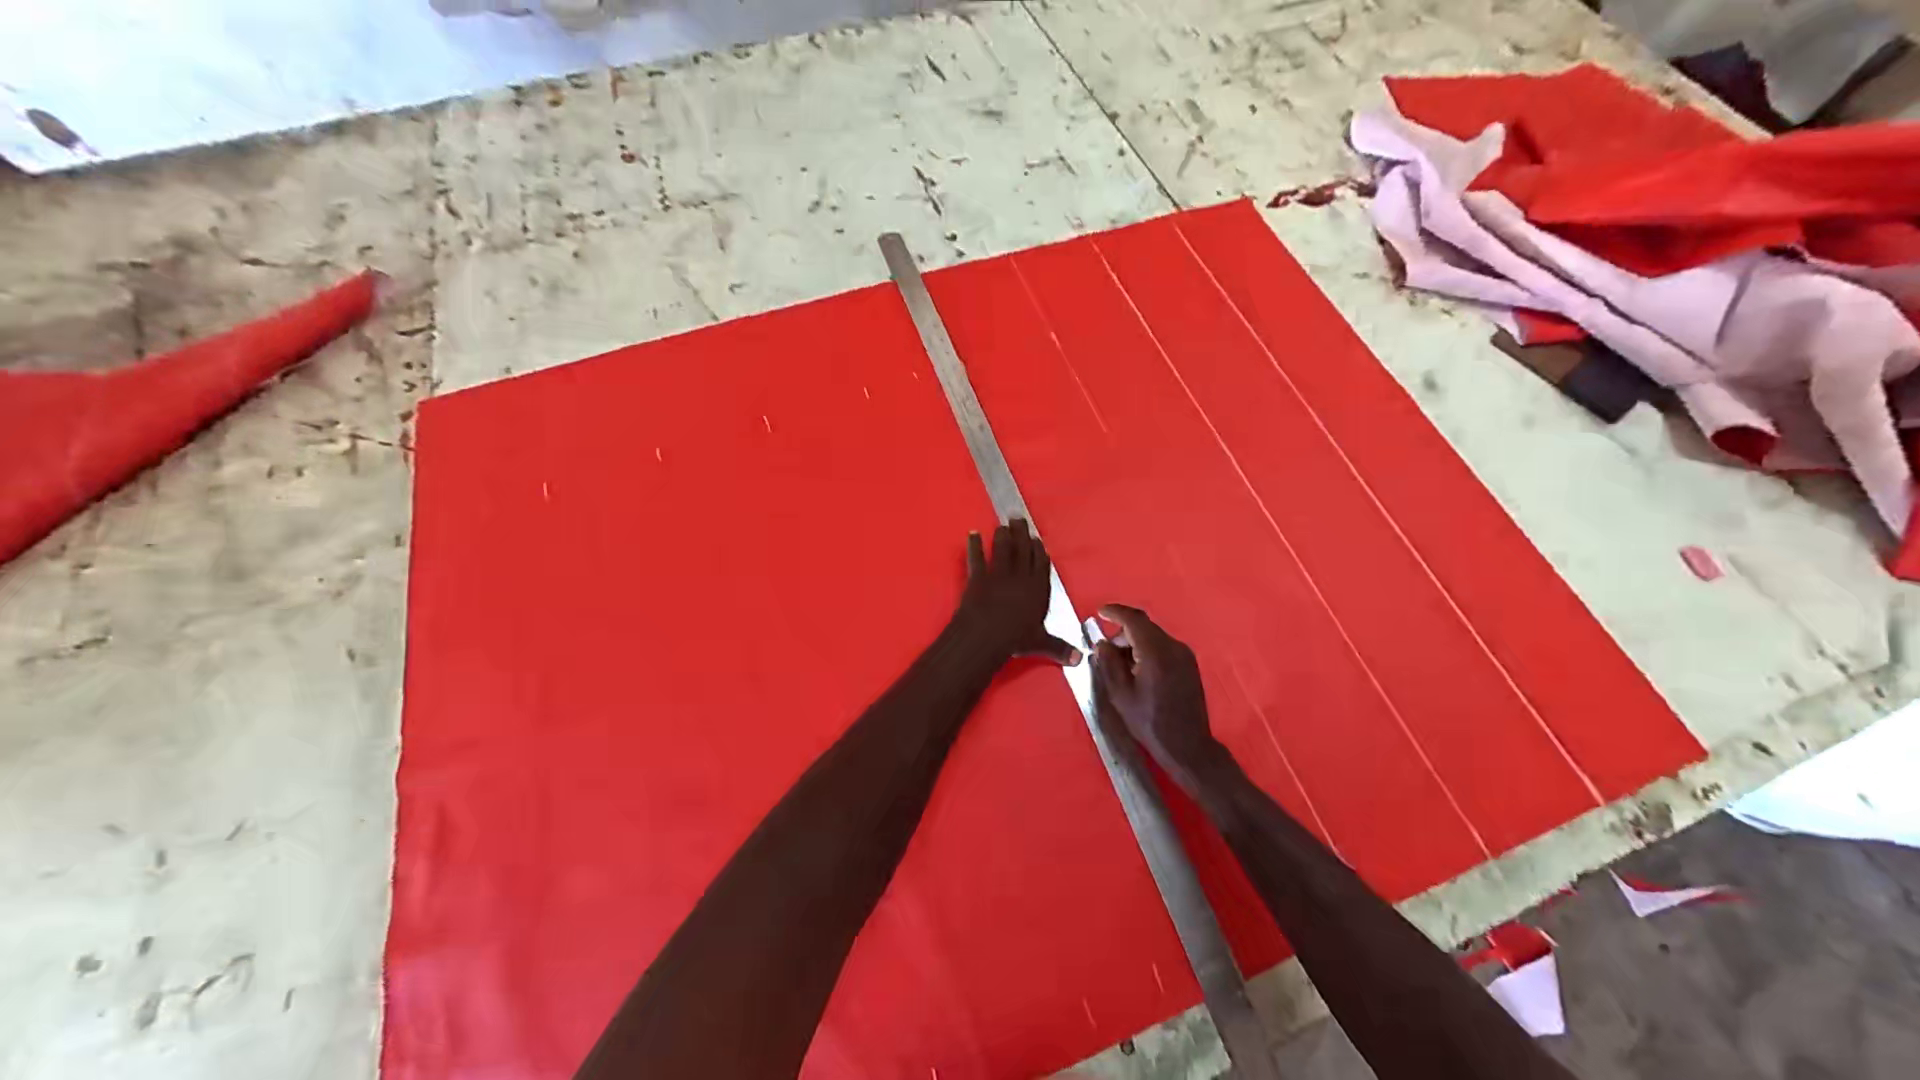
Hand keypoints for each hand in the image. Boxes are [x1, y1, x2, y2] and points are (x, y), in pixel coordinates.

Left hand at [953, 519, 1080, 666]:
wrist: (985, 636)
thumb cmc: (1015, 639)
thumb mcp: (1040, 644)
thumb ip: (1059, 648)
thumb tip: (1079, 659)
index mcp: (1038, 590)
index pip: (1041, 565)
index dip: (1039, 551)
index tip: (1037, 539)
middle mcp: (1020, 577)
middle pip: (1023, 550)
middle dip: (1022, 534)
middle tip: (1019, 519)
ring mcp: (998, 575)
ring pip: (1003, 549)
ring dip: (1002, 536)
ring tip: (1003, 524)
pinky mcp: (978, 578)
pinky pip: (976, 558)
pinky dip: (974, 545)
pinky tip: (973, 534)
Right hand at [1091, 604, 1227, 790]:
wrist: (1187, 745)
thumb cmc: (1150, 723)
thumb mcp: (1120, 695)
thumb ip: (1108, 664)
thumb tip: (1102, 643)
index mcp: (1156, 652)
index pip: (1134, 620)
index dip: (1115, 612)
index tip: (1099, 613)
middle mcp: (1174, 647)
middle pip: (1144, 626)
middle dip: (1122, 632)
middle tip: (1106, 651)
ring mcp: (1185, 655)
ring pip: (1154, 636)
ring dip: (1134, 642)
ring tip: (1120, 665)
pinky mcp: (1189, 664)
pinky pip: (1163, 647)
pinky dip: (1147, 649)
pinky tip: (1138, 670)